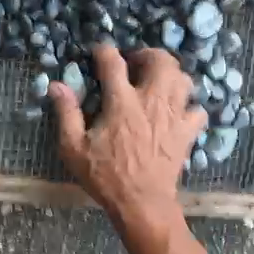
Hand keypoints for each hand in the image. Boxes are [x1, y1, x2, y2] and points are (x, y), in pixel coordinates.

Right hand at [51, 44, 206, 239]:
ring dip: (170, 74)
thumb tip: (56, 85)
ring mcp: (174, 115)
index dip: (104, 51)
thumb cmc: (104, 176)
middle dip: (147, 54)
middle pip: (160, 60)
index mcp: (121, 102)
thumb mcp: (73, 147)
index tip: (98, 52)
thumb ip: (66, 113)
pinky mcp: (187, 132)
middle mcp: (151, 101)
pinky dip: (189, 106)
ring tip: (157, 81)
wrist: (141, 203)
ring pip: (183, 79)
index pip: (113, 62)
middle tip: (135, 63)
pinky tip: (177, 112)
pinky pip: (197, 109)